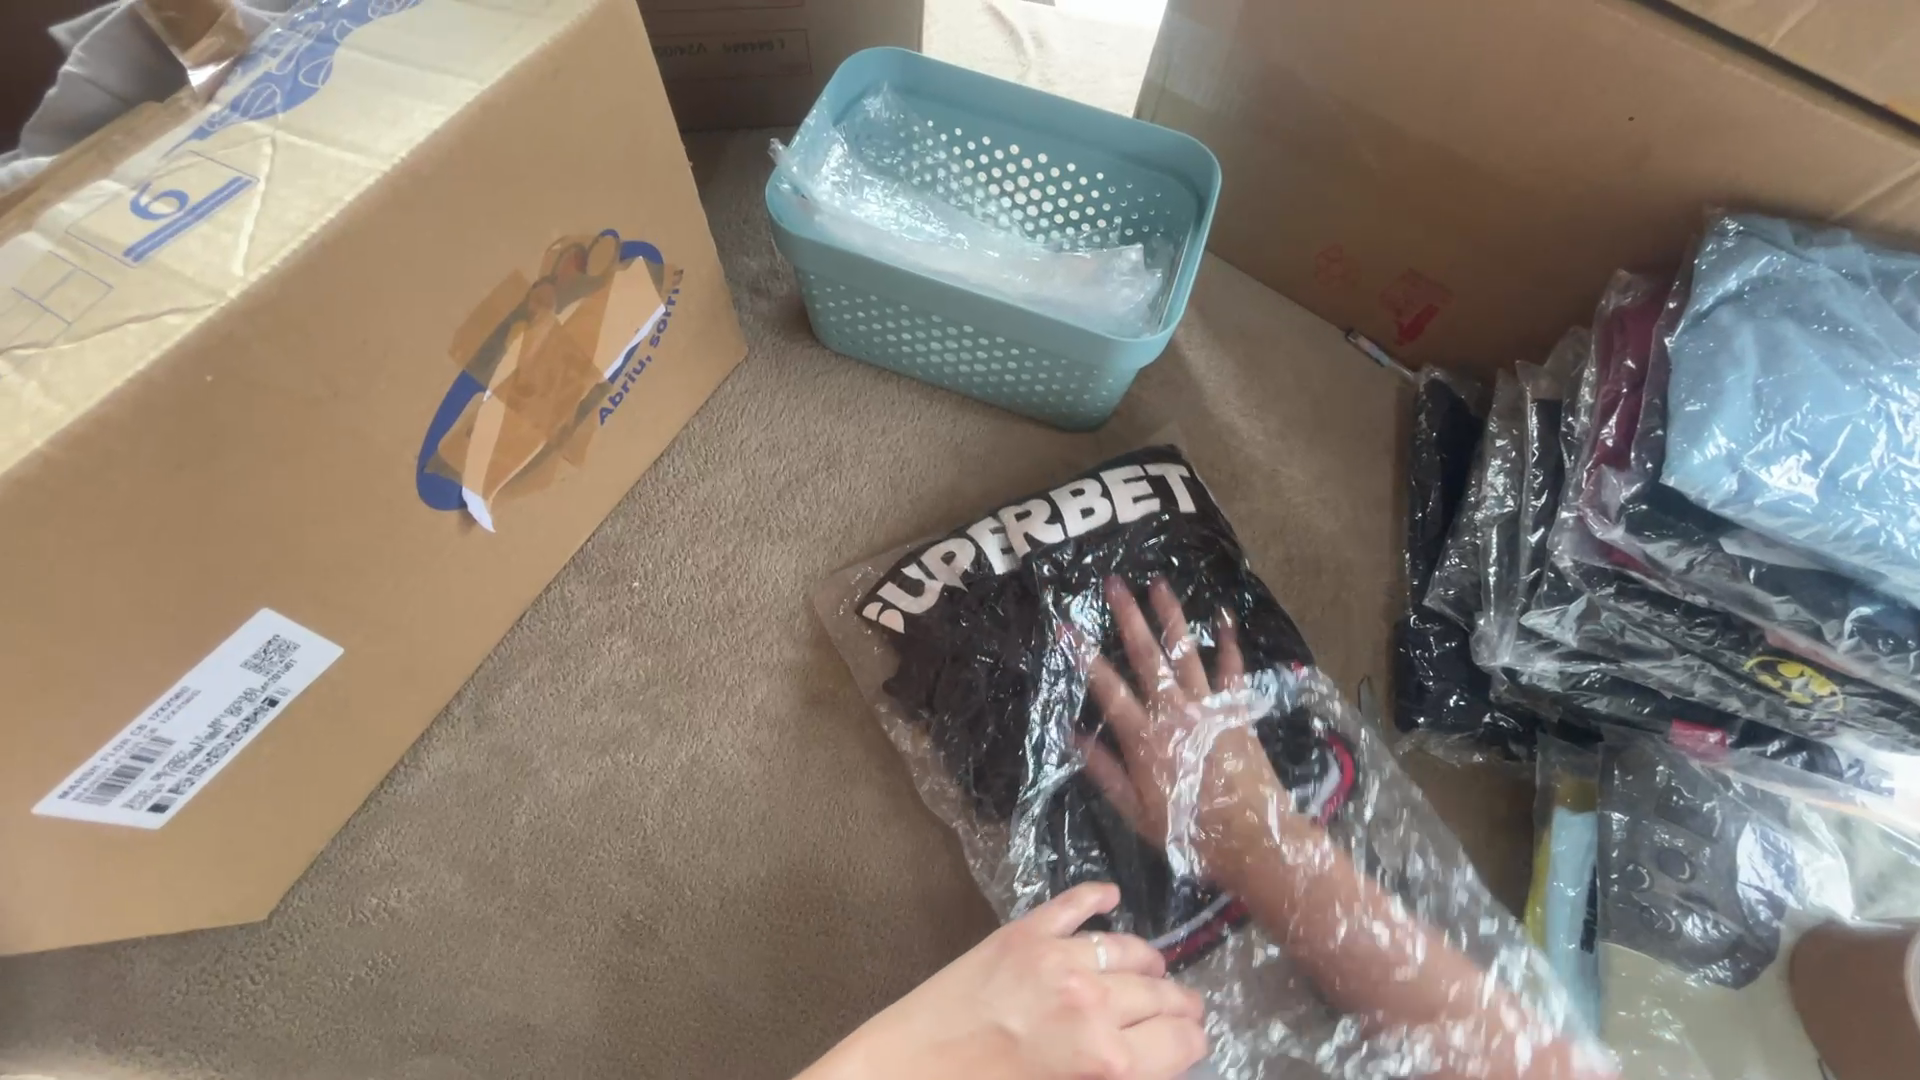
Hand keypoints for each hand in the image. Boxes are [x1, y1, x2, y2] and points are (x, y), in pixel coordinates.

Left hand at [798, 883, 1207, 1079]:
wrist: (909, 1071)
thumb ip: (1111, 1075)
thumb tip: (1137, 1058)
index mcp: (1107, 1060)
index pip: (1176, 1044)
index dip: (1193, 1042)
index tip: (1197, 1039)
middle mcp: (1091, 1000)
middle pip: (1156, 995)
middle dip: (1180, 1004)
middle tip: (1190, 1007)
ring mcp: (1056, 957)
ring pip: (1124, 948)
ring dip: (1149, 959)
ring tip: (1160, 966)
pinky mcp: (1022, 933)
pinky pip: (1070, 905)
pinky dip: (1094, 896)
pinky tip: (1112, 894)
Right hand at [1078, 576, 1295, 884]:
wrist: (1255, 841)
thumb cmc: (1190, 831)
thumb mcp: (1135, 811)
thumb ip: (1103, 770)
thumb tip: (1071, 733)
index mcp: (1143, 737)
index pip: (1106, 686)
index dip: (1083, 655)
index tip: (1065, 625)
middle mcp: (1173, 712)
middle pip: (1146, 655)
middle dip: (1128, 616)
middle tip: (1114, 583)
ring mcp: (1207, 706)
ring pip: (1185, 652)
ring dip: (1171, 616)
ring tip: (1158, 583)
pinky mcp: (1235, 709)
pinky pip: (1232, 669)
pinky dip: (1228, 642)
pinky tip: (1223, 616)